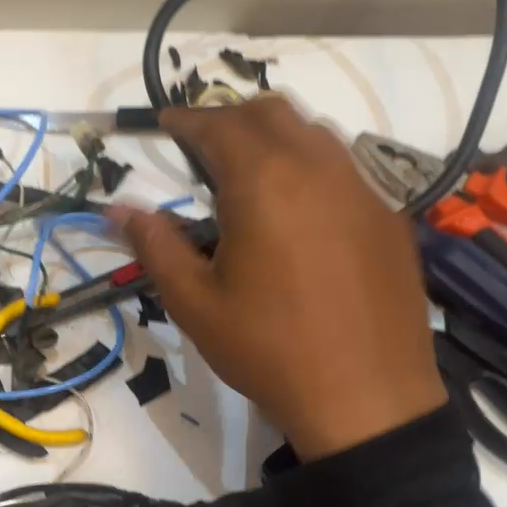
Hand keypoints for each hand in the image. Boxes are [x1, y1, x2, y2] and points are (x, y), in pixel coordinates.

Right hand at [116, 97, 445, 457]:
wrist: (364, 394)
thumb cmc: (266, 349)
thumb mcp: (194, 303)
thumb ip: (156, 245)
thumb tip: (118, 208)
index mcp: (263, 183)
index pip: (218, 126)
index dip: (185, 119)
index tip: (162, 123)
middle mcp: (317, 167)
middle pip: (270, 112)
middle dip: (229, 118)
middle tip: (200, 148)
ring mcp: (362, 187)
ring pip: (313, 132)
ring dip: (273, 137)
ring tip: (246, 176)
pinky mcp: (388, 214)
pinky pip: (344, 166)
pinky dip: (310, 166)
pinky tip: (296, 212)